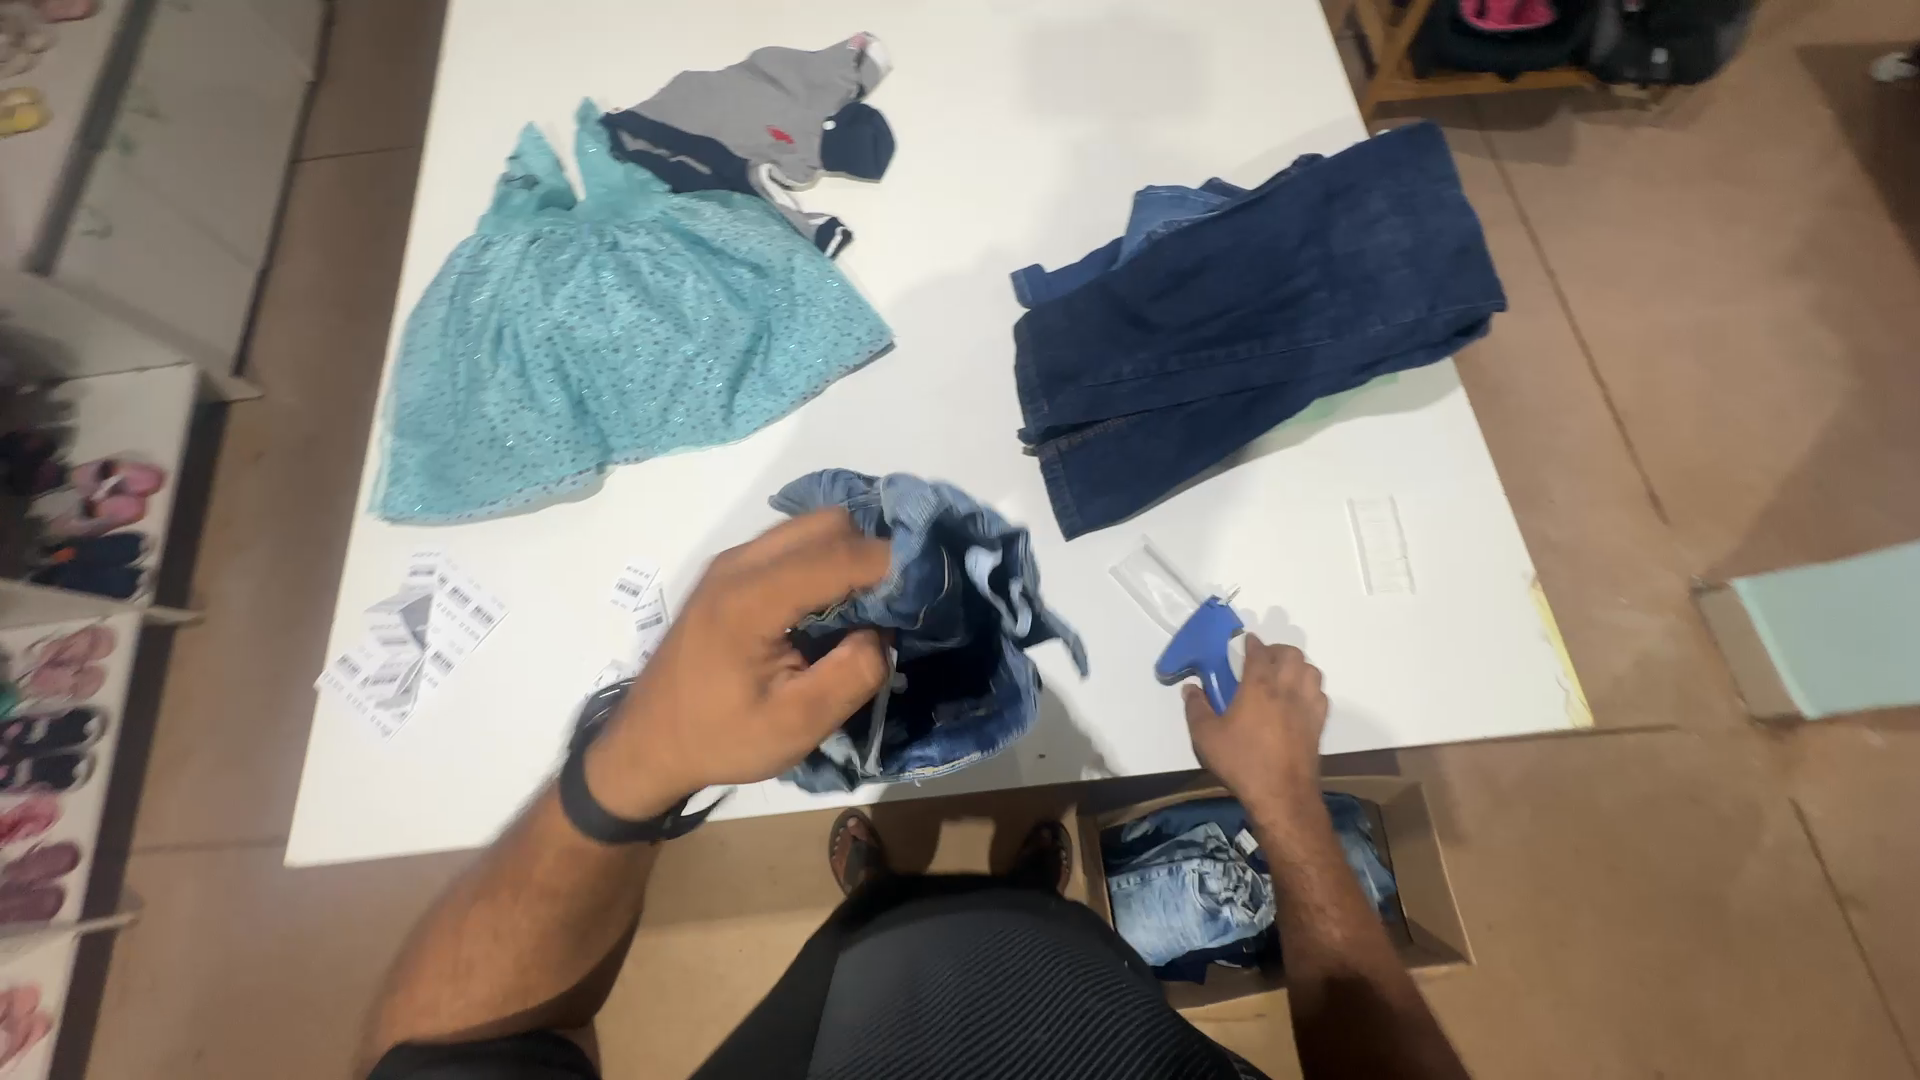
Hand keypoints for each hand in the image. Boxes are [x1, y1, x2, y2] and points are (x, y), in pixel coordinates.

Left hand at [585, 509, 890, 817]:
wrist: (647, 744)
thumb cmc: (719, 738)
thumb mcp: (796, 726)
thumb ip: (852, 674)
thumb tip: (883, 631)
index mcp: (751, 600)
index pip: (840, 555)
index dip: (893, 564)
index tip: (931, 586)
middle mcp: (739, 564)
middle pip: (828, 525)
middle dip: (874, 552)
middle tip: (899, 600)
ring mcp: (732, 563)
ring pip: (811, 528)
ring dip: (850, 553)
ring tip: (872, 602)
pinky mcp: (731, 572)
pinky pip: (792, 543)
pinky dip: (826, 559)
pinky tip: (836, 602)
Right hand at [1182, 635, 1327, 817]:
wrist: (1281, 795)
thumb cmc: (1241, 761)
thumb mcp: (1205, 735)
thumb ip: (1196, 707)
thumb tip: (1191, 688)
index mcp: (1258, 686)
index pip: (1259, 652)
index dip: (1253, 643)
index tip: (1246, 641)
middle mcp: (1286, 689)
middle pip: (1292, 654)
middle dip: (1277, 650)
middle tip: (1263, 659)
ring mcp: (1307, 707)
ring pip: (1311, 671)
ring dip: (1297, 666)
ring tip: (1283, 675)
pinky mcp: (1318, 725)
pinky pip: (1320, 694)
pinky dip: (1310, 688)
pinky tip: (1298, 699)